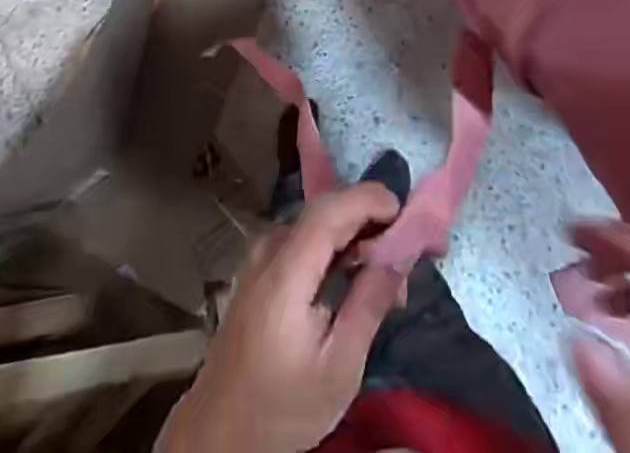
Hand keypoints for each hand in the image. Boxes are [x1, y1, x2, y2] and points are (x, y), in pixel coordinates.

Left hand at [161, 183, 408, 452]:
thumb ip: (369, 302)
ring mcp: (258, 257)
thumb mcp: (339, 366)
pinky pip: (302, 238)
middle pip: (323, 211)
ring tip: (388, 271)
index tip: (407, 214)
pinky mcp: (258, 268)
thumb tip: (401, 252)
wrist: (220, 431)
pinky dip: (334, 245)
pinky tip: (355, 274)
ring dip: (354, 233)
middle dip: (370, 218)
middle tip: (408, 251)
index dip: (369, 200)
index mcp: (284, 273)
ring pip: (314, 223)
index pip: (328, 210)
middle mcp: (266, 252)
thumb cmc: (283, 406)